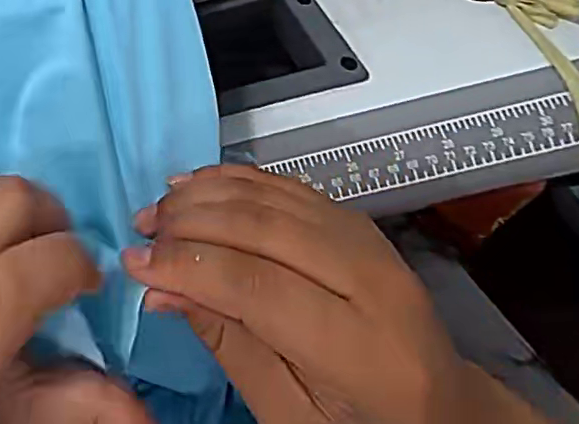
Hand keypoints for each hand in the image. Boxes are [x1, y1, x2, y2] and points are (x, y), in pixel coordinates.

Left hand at [0, 170, 146, 423]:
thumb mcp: (2, 417)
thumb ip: (72, 404)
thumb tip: (145, 411)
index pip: (30, 269)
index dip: (74, 263)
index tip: (89, 281)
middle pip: (9, 200)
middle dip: (49, 215)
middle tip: (57, 252)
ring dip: (18, 201)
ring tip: (25, 241)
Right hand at [122, 164, 547, 423]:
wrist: (444, 410)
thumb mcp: (292, 414)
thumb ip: (227, 343)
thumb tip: (158, 286)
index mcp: (367, 352)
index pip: (260, 288)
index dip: (190, 267)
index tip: (135, 263)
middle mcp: (374, 282)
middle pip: (262, 228)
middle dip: (189, 223)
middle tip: (141, 230)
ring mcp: (367, 239)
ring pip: (268, 195)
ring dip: (202, 195)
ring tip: (158, 209)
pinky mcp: (352, 217)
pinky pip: (280, 182)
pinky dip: (230, 178)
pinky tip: (193, 184)